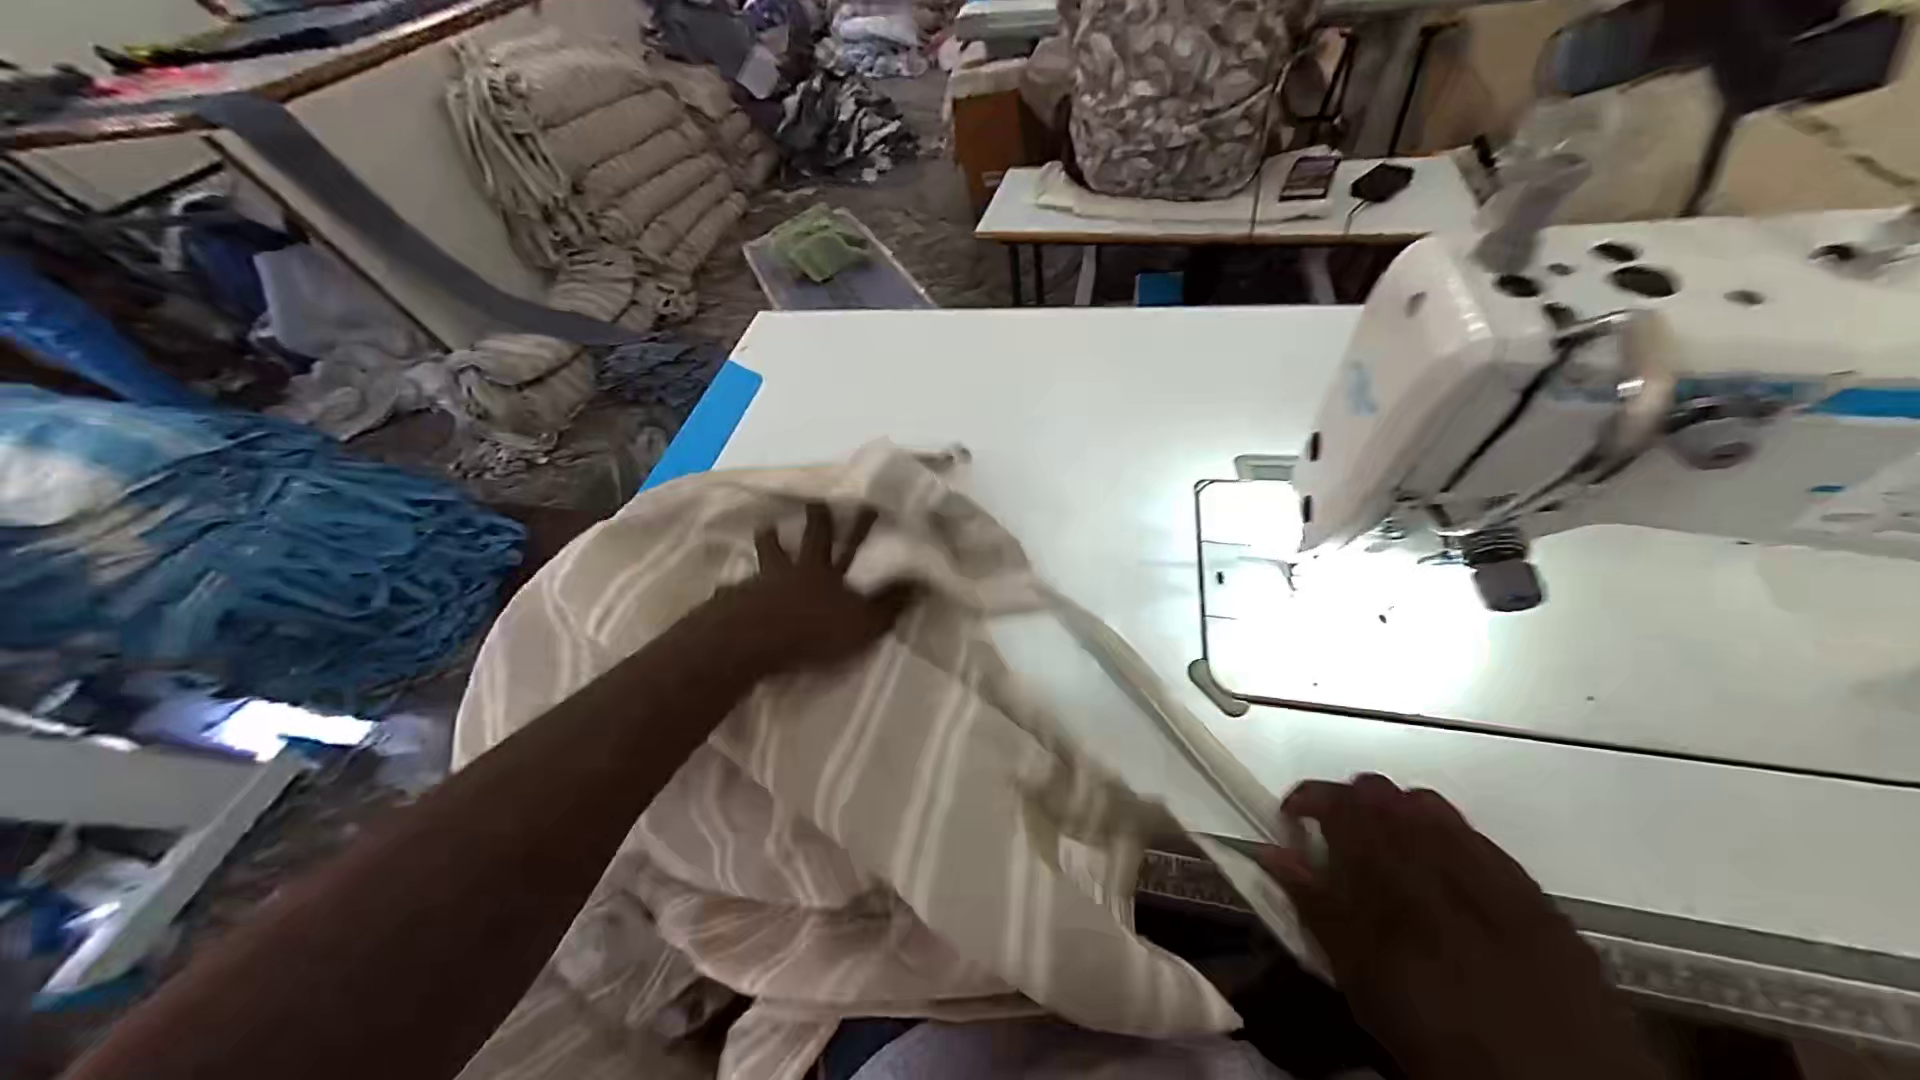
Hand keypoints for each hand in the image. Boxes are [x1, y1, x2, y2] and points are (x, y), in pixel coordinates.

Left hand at [704, 503, 915, 676]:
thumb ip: (891, 604)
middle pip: (808, 538)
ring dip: (770, 539)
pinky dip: (740, 581)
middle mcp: (797, 569)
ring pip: (770, 553)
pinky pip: (741, 584)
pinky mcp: (739, 598)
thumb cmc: (815, 630)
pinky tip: (734, 582)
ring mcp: (765, 581)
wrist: (754, 639)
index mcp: (828, 572)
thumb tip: (922, 581)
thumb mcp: (864, 622)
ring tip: (767, 526)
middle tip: (813, 499)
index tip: (867, 500)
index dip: (859, 524)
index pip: (849, 543)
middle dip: (815, 519)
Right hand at [1261, 775, 1666, 1079]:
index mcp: (1389, 870)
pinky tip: (1442, 878)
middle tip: (1332, 839)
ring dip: (1394, 815)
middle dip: (1347, 804)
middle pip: (1381, 792)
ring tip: (1384, 854)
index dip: (1307, 799)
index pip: (1337, 801)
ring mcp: (1490, 867)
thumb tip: (1274, 857)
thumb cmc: (1443, 1034)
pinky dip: (1444, 839)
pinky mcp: (1531, 890)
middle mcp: (1439, 853)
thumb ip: (1314, 905)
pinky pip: (1476, 837)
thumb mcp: (1360, 977)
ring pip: (1428, 805)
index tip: (1292, 819)